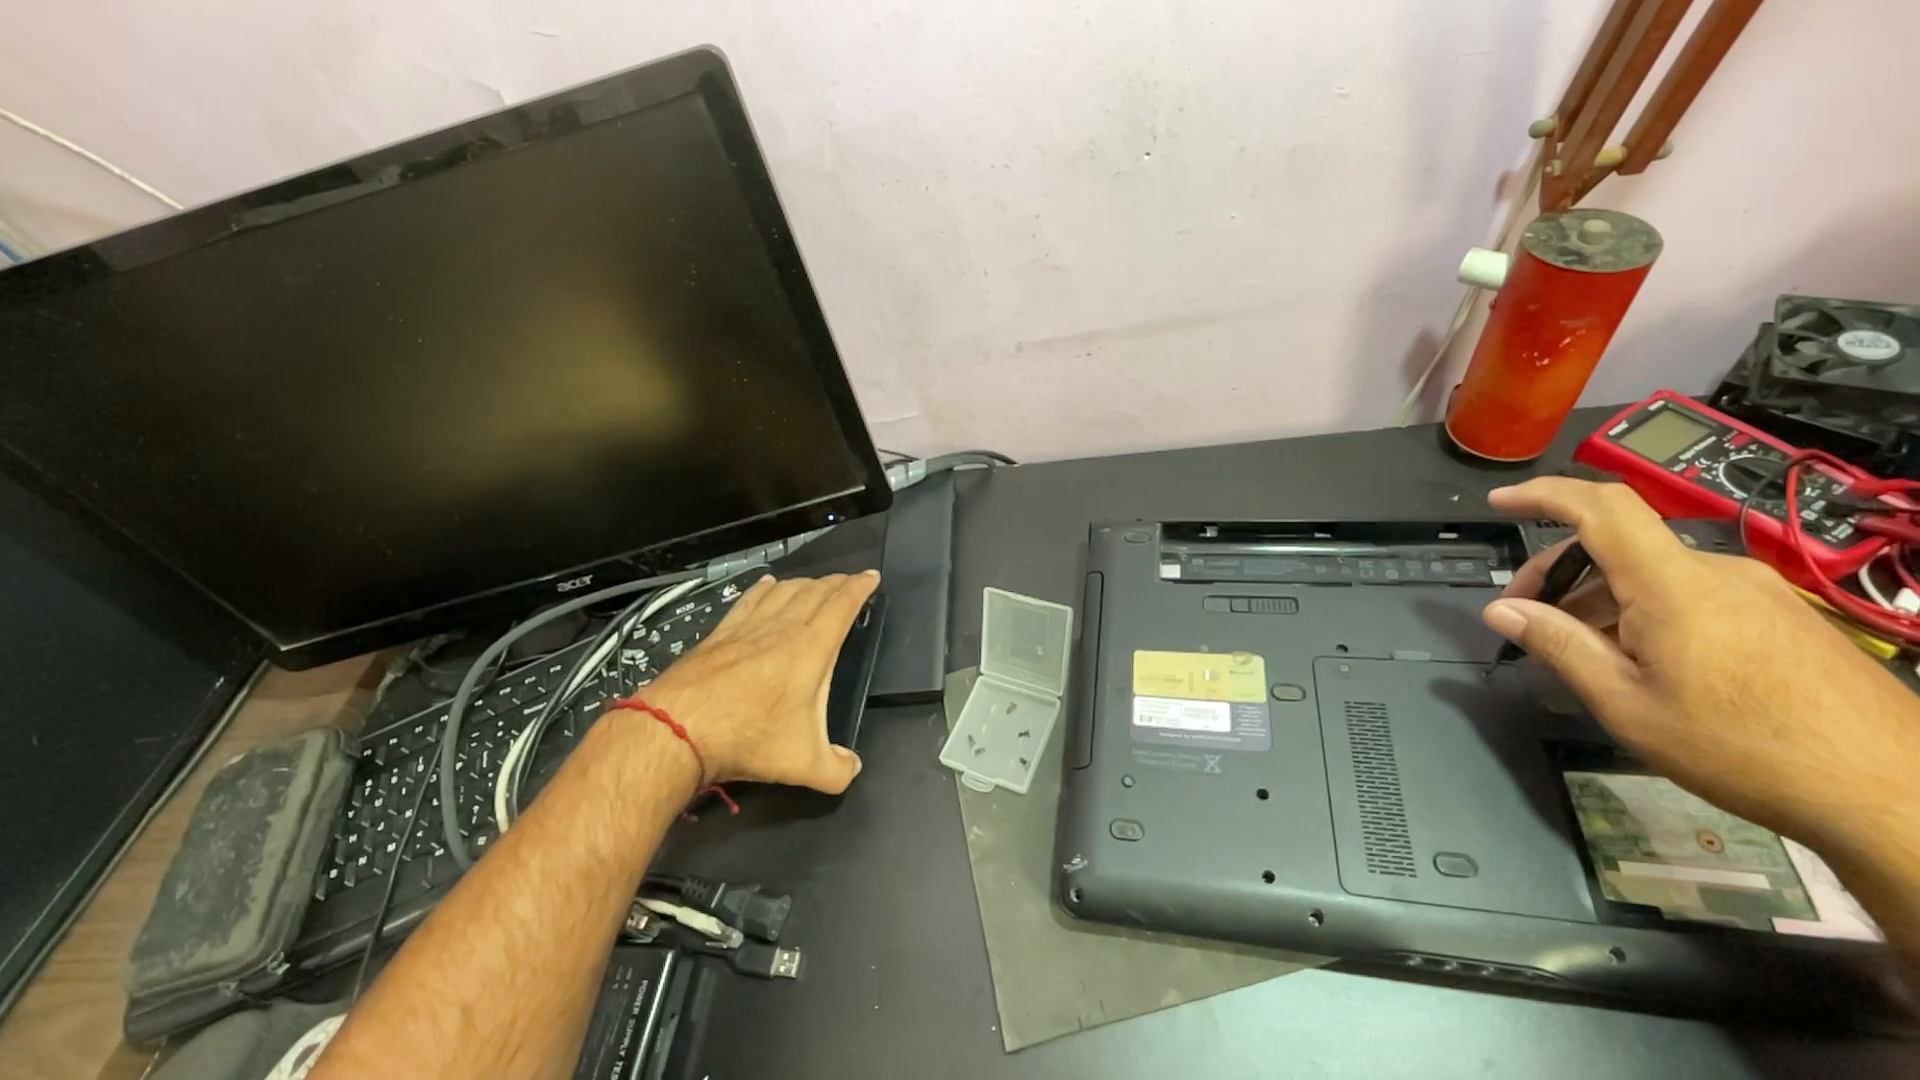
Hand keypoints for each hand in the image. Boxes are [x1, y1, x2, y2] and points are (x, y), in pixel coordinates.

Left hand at [637, 571, 878, 794]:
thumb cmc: (748, 739)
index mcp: (811, 649)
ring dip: (805, 583)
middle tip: (848, 581)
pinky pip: (749, 599)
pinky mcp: (720, 634)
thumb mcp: (805, 765)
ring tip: (815, 584)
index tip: (870, 577)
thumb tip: (852, 767)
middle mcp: (782, 628)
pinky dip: (764, 588)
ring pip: (784, 591)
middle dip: (836, 583)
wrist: (679, 728)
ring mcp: (748, 627)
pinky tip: (768, 585)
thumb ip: (837, 770)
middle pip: (815, 591)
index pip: (842, 605)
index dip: (860, 587)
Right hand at [1482, 478, 1919, 853]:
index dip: (1543, 494)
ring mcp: (1757, 591)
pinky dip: (1646, 610)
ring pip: (1656, 573)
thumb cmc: (1741, 747)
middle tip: (1528, 618)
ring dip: (1602, 597)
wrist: (1887, 788)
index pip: (1600, 507)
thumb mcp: (1626, 704)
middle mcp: (1716, 571)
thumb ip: (1560, 646)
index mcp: (1672, 584)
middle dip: (1560, 571)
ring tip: (1584, 650)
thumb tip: (1502, 610)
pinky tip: (1643, 659)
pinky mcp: (1783, 615)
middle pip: (1620, 544)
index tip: (1500, 502)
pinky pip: (1694, 594)